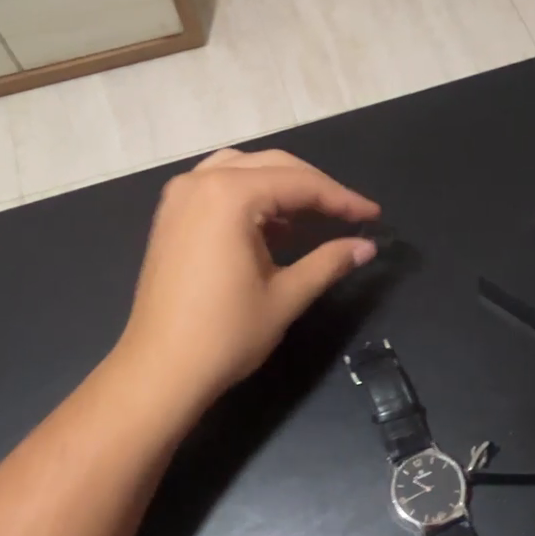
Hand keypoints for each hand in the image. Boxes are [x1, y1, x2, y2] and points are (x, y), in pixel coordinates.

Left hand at [117, 149, 379, 408]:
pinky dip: (251, 197)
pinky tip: (274, 227)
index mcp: (229, 195)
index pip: (299, 184)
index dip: (342, 199)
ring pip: (243, 170)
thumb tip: (366, 247)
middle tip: (349, 214)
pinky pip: (218, 187)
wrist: (161, 369)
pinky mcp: (171, 217)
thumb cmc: (226, 334)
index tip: (373, 215)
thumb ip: (328, 262)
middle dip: (314, 188)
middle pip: (272, 166)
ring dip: (282, 187)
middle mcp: (200, 182)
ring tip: (313, 217)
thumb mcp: (286, 296)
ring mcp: (180, 197)